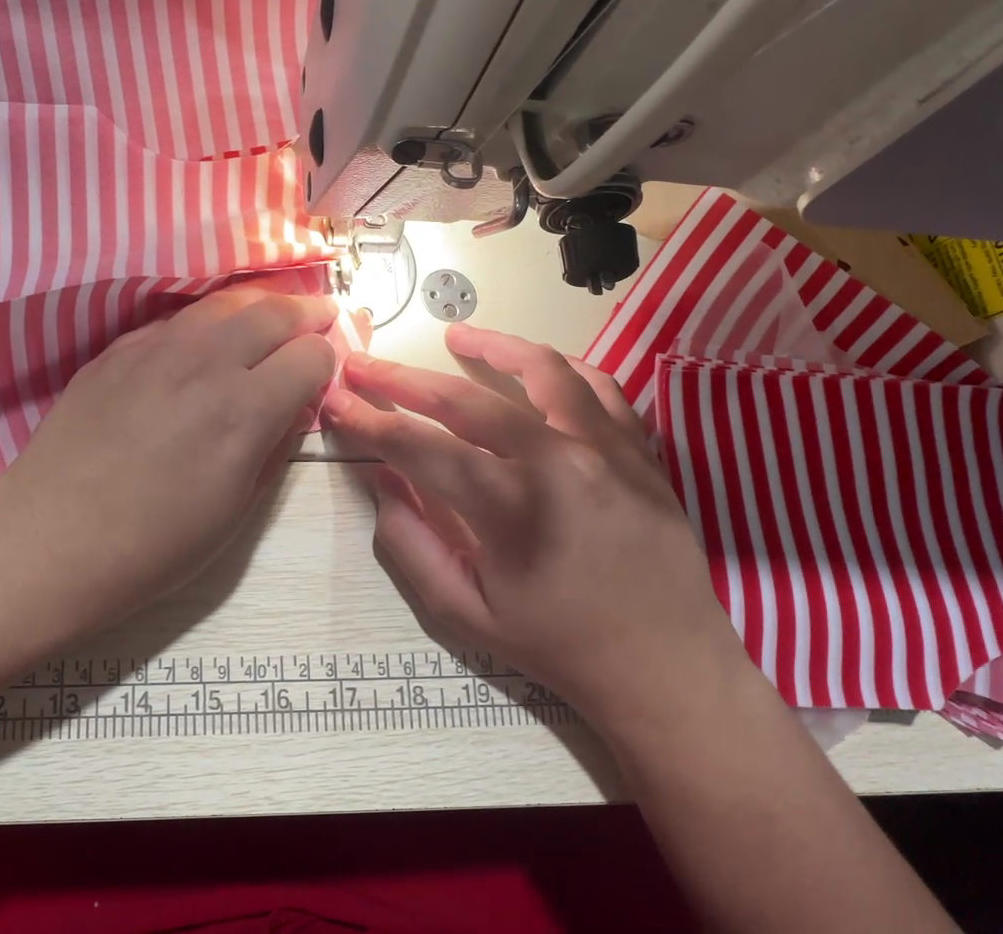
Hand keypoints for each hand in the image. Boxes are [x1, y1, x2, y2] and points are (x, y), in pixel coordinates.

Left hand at [0, 286, 339, 627]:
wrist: (52, 538)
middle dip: (307, 313)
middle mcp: (205, 363)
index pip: (311, 355)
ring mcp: (155, 349)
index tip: (325, 373)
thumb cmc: (152, 547)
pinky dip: (206, 322)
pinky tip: (205, 339)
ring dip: (257, 306)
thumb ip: (274, 447)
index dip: (328, 361)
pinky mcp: (117, 350)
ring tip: (270, 315)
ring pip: (223, 303)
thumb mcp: (235, 512)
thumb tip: (295, 407)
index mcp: (245, 410)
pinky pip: (176, 320)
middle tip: (320, 317)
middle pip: (274, 311)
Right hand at [321, 323, 749, 730]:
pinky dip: (562, 369)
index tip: (336, 401)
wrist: (666, 666)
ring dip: (492, 348)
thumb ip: (412, 544)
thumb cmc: (556, 645)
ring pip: (542, 371)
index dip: (368, 422)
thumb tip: (382, 481)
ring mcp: (606, 449)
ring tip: (457, 336)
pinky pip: (600, 389)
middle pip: (464, 400)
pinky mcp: (641, 451)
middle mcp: (557, 461)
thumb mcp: (464, 611)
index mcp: (508, 507)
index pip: (417, 447)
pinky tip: (539, 368)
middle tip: (364, 362)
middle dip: (402, 378)